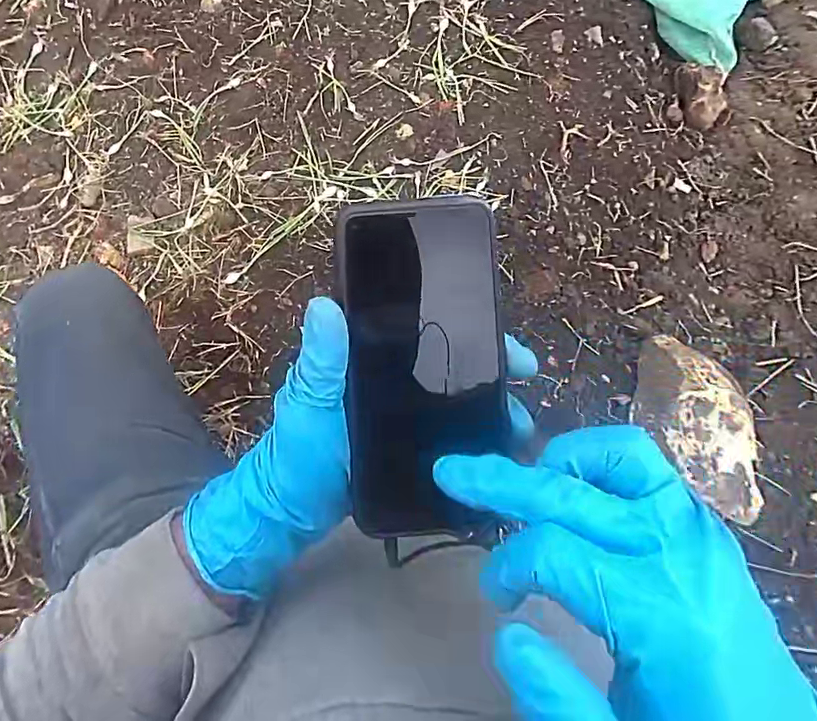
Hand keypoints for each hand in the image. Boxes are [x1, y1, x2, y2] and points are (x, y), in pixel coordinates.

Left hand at [183, 296, 539, 599]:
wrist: (292, 513)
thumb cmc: (296, 451)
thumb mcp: (308, 401)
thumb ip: (320, 360)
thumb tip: (324, 303)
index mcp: (368, 354)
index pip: (424, 328)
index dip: (466, 328)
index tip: (503, 341)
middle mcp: (394, 377)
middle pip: (453, 362)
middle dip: (492, 367)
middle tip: (524, 378)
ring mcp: (406, 414)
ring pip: (459, 400)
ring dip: (492, 407)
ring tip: (521, 427)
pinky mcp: (414, 449)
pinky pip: (453, 437)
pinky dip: (478, 441)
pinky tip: (504, 452)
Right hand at [435, 426, 816, 720]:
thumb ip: (561, 699)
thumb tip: (504, 631)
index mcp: (661, 615)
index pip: (554, 553)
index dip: (508, 566)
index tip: (494, 596)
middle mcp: (680, 553)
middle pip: (571, 492)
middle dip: (502, 479)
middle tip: (451, 472)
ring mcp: (698, 528)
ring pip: (616, 453)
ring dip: (560, 459)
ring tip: (527, 482)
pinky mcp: (704, 522)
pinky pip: (645, 463)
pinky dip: (600, 460)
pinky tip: (576, 488)